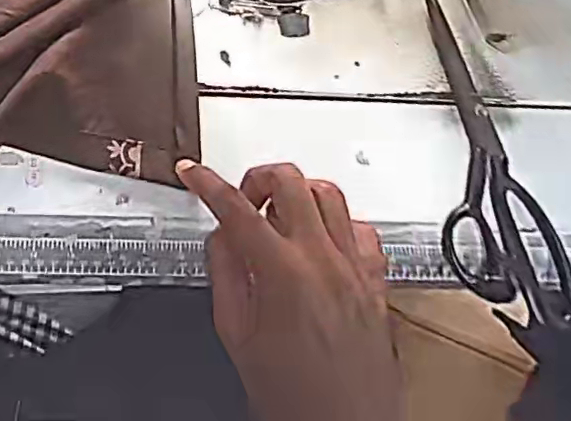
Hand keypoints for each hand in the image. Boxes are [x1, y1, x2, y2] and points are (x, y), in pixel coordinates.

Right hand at [179, 160, 402, 420]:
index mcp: (282, 273)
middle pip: (288, 180)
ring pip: (328, 193)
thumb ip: (223, 270)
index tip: (194, 173)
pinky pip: (362, 230)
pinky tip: (320, 238)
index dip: (206, 182)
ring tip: (278, 215)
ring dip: (297, 193)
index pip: (235, 206)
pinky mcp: (376, 284)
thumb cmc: (294, 399)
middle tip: (243, 199)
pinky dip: (337, 223)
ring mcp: (354, 270)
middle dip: (256, 178)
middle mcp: (322, 262)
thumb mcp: (235, 331)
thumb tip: (221, 234)